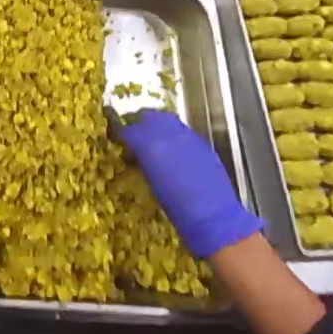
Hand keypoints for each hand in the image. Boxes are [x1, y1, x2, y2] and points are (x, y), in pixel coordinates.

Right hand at [116, 110, 261, 257]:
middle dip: (139, 123)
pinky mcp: (202, 143)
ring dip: (157, 124)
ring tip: (152, 137)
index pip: (130, 131)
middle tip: (133, 134)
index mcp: (150, 147)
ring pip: (167, 119)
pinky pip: (181, 130)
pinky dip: (172, 133)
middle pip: (149, 116)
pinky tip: (172, 147)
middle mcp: (168, 135)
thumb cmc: (177, 209)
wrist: (213, 217)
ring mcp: (188, 136)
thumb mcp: (151, 184)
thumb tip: (136, 154)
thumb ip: (143, 162)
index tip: (118, 139)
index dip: (122, 134)